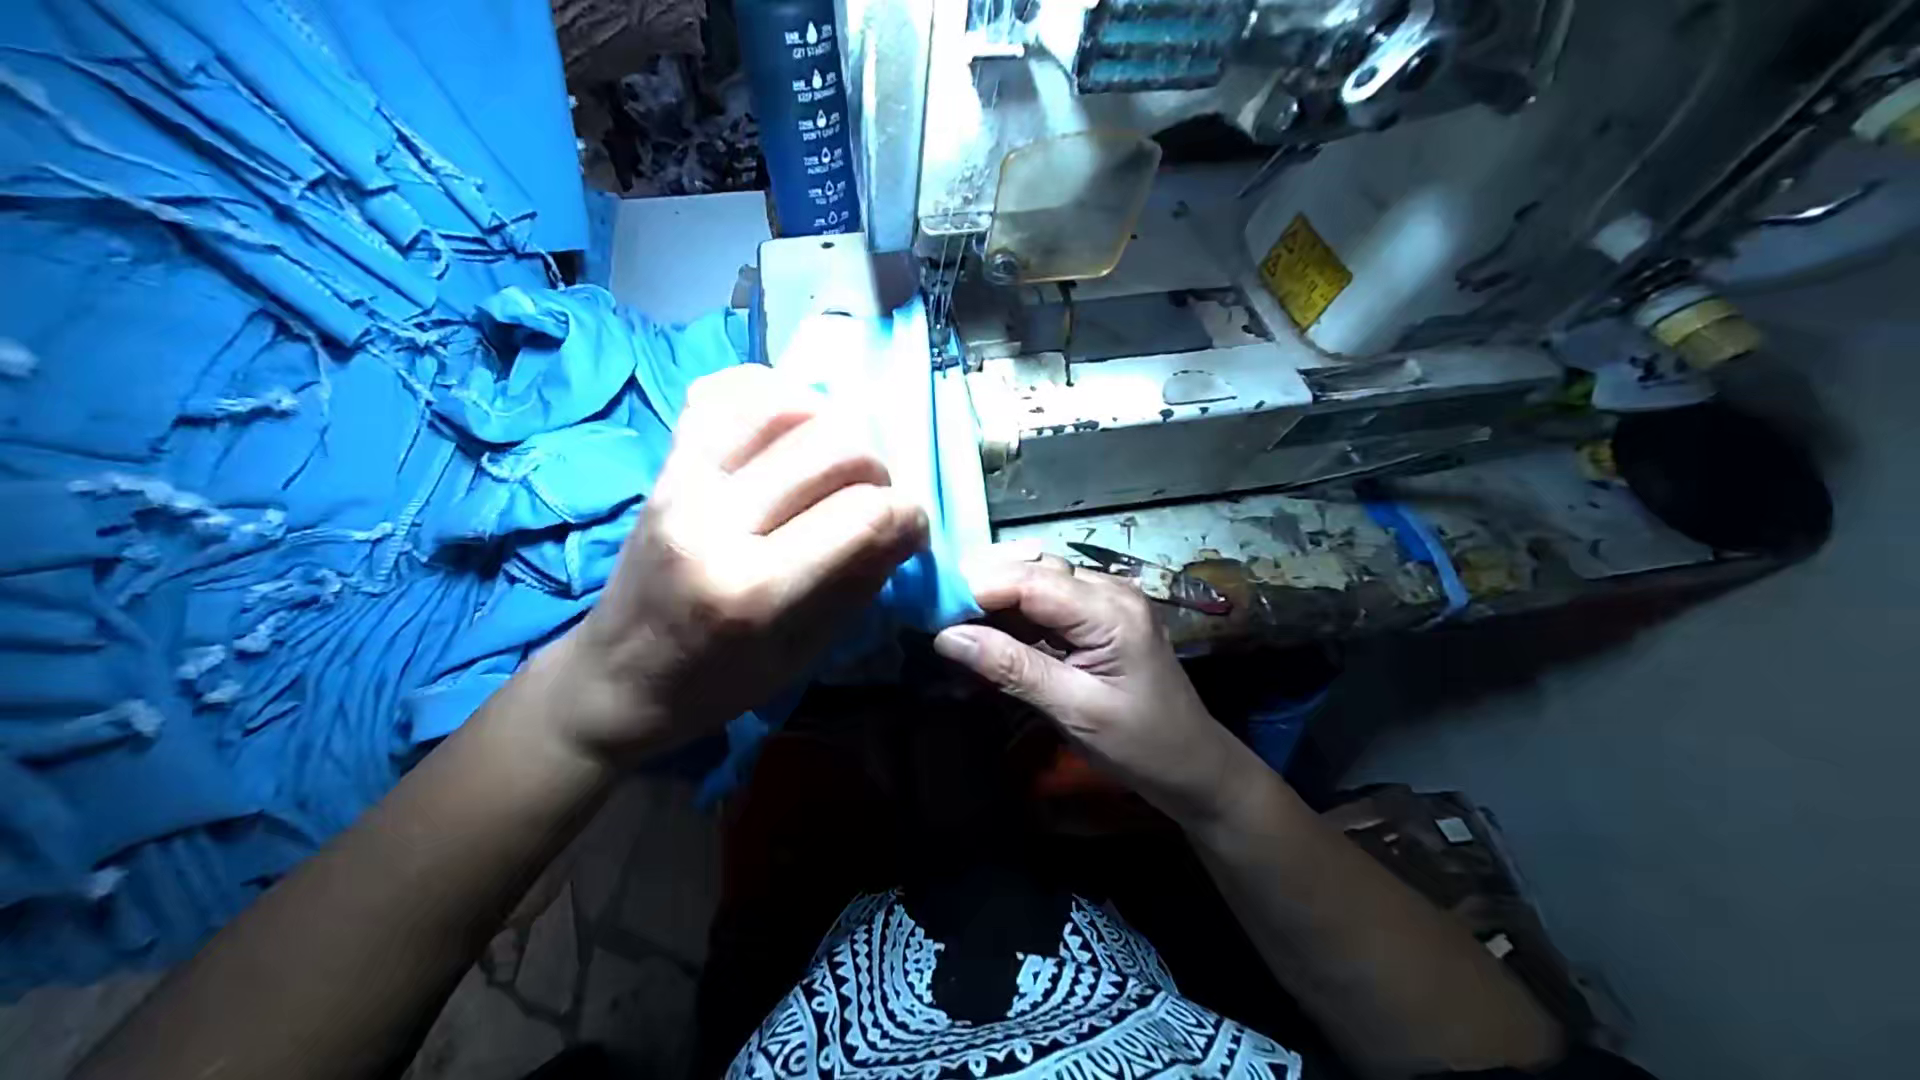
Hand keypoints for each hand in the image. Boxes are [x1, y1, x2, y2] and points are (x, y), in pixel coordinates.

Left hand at [553, 366, 928, 763]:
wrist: (616, 678)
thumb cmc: (717, 686)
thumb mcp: (805, 654)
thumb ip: (861, 581)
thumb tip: (903, 523)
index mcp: (753, 590)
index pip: (864, 515)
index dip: (909, 516)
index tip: (910, 531)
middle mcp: (714, 521)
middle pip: (834, 447)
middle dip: (878, 471)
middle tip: (875, 501)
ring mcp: (682, 481)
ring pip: (785, 404)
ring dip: (833, 424)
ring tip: (836, 461)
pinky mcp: (665, 463)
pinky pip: (726, 393)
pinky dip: (773, 393)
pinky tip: (793, 424)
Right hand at [932, 548, 1251, 823]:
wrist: (1192, 765)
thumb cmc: (1140, 744)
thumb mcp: (1073, 709)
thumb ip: (1011, 668)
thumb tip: (946, 637)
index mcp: (1110, 610)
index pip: (1031, 581)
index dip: (977, 589)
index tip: (931, 610)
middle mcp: (1110, 590)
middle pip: (1033, 569)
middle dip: (982, 586)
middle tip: (934, 612)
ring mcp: (1107, 599)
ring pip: (1038, 579)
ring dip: (995, 595)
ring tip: (952, 618)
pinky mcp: (1099, 615)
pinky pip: (1049, 599)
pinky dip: (1015, 610)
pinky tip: (988, 627)